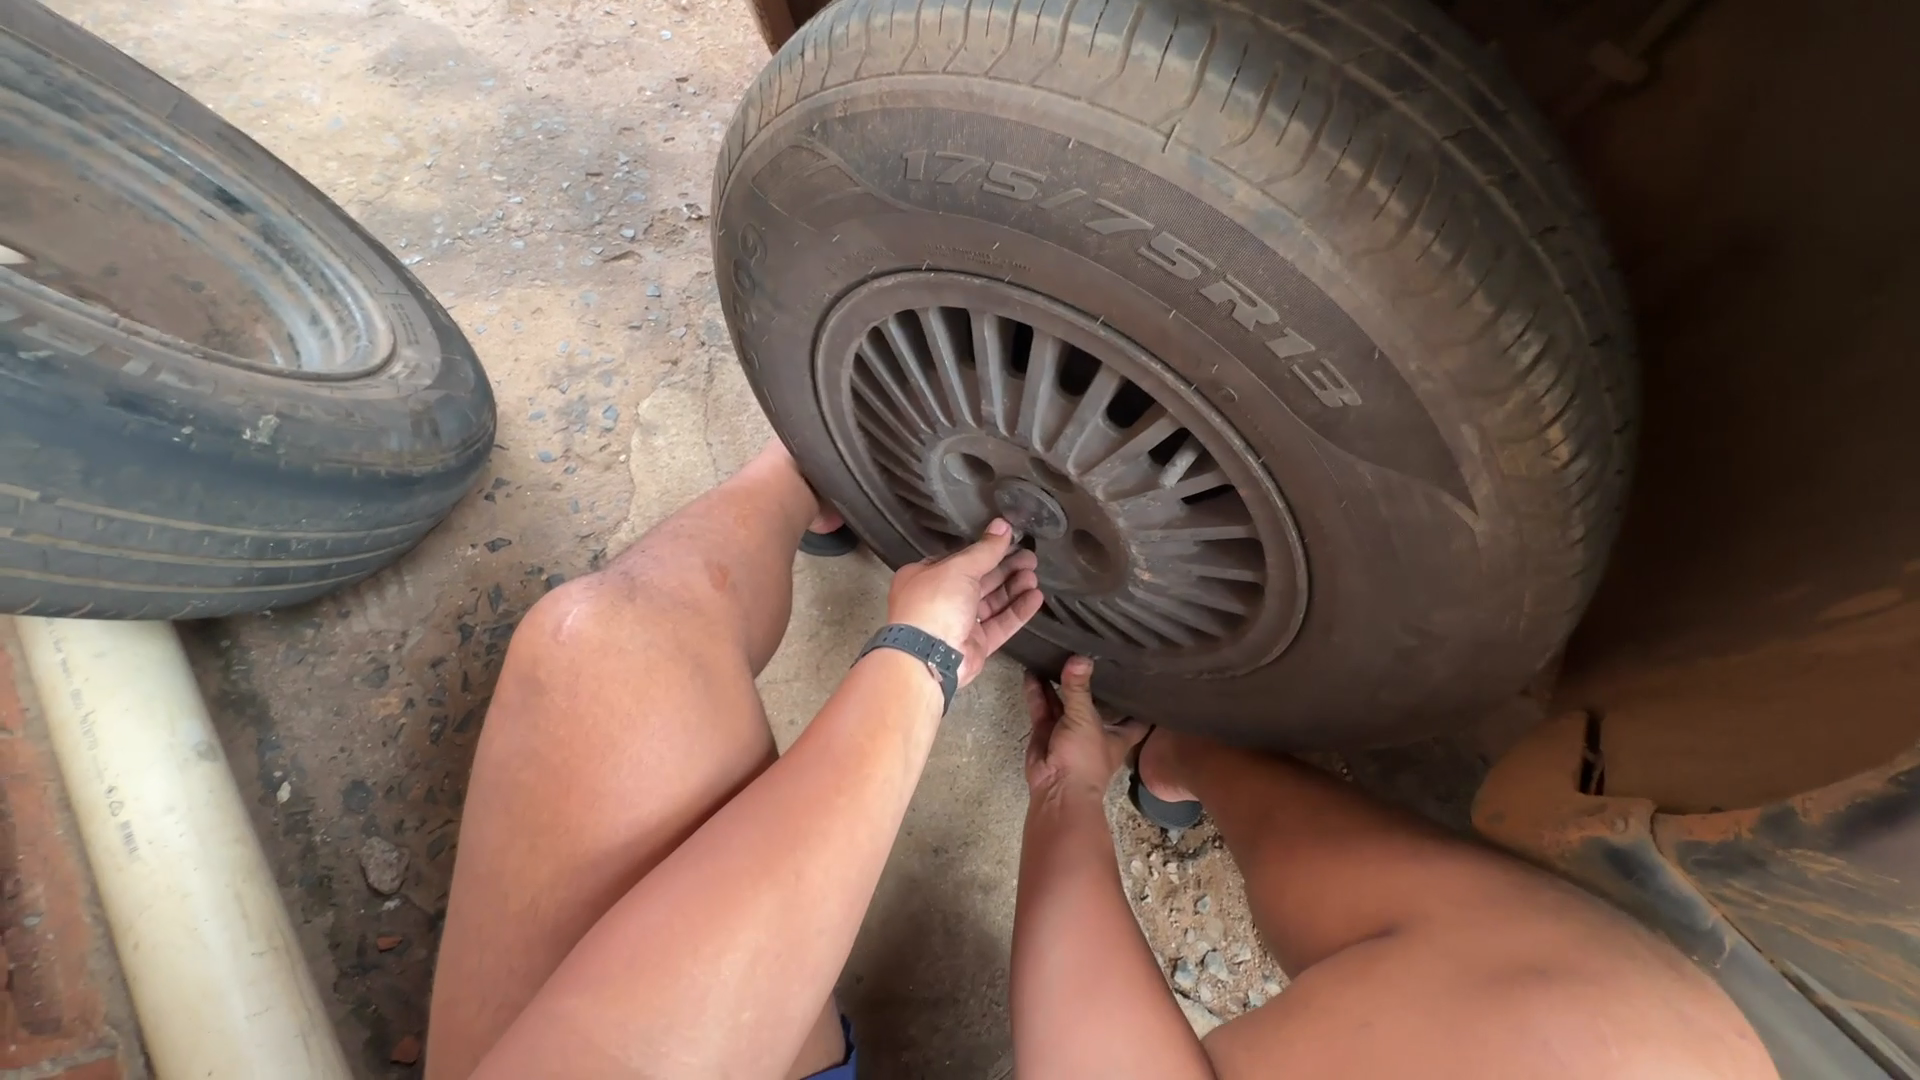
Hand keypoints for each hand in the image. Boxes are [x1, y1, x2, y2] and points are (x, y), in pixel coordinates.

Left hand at [887, 519, 1043, 686]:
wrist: (929, 657)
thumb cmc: (933, 605)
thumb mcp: (959, 568)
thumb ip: (985, 550)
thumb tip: (1002, 526)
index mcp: (926, 577)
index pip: (960, 559)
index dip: (985, 550)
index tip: (1009, 542)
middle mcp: (940, 600)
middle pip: (979, 580)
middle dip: (1005, 568)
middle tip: (1030, 557)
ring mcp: (958, 623)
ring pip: (991, 602)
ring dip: (1013, 588)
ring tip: (1034, 576)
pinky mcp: (975, 644)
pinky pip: (1000, 624)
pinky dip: (1017, 611)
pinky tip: (1035, 598)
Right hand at [1024, 657, 1146, 802]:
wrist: (1056, 788)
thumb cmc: (1084, 757)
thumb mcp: (1085, 719)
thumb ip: (1079, 689)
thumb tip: (1080, 657)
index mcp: (1117, 733)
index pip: (1135, 716)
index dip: (1137, 699)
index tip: (1140, 677)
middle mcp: (1094, 730)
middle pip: (1093, 702)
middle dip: (1089, 682)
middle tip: (1087, 650)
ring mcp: (1068, 731)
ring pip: (1063, 701)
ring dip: (1057, 682)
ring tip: (1054, 654)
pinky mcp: (1046, 732)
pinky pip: (1042, 708)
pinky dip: (1036, 692)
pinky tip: (1031, 671)